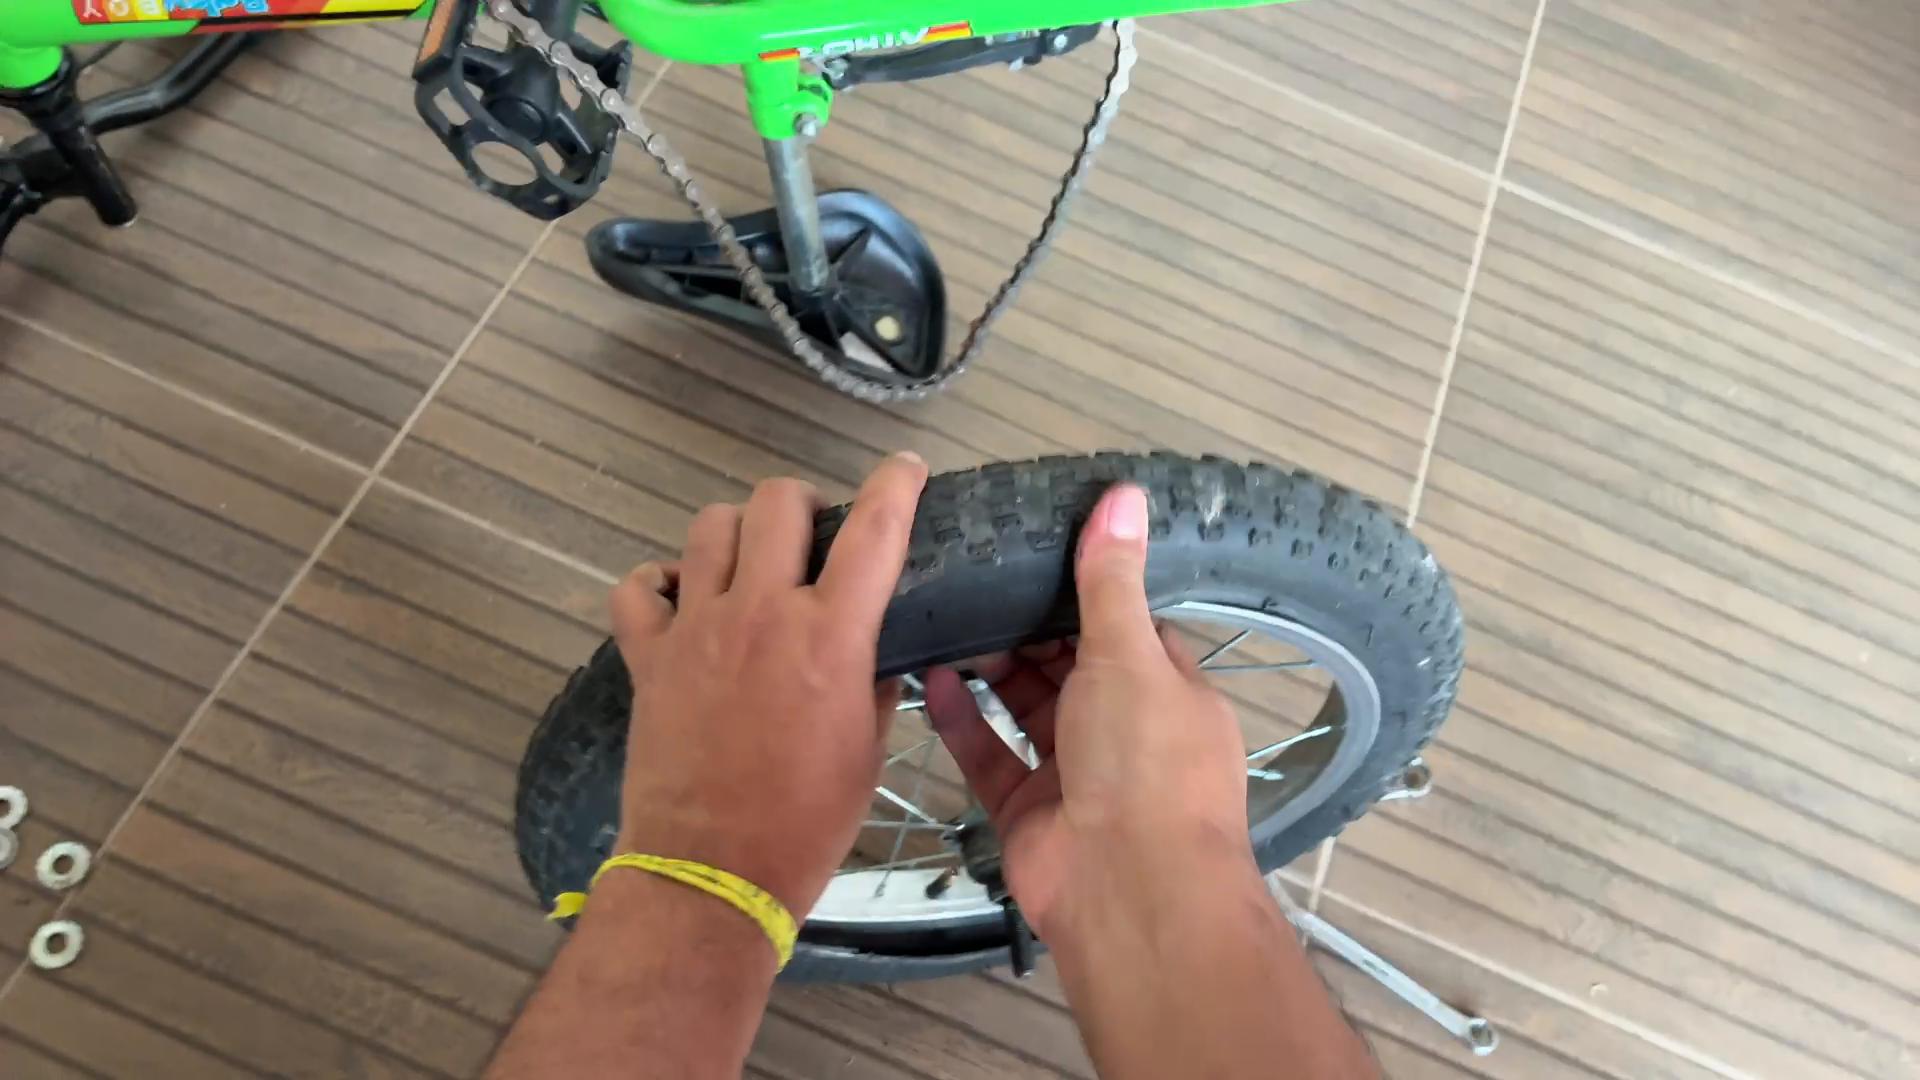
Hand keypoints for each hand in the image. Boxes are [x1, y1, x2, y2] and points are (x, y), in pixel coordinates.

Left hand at [609, 453, 928, 915]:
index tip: (906, 466)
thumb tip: (871, 651)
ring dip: (738, 532)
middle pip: (776, 503)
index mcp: (829, 635)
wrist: (714, 872)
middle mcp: (762, 612)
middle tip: (812, 535)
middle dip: (802, 502)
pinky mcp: (647, 655)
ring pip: (708, 527)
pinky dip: (659, 581)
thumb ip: (874, 681)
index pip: (873, 531)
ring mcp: (696, 628)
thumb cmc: (808, 818)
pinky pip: (638, 587)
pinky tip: (680, 598)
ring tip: (750, 563)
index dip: (896, 485)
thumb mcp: (868, 746)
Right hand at [923, 484, 1256, 940]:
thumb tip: (1126, 494)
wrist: (1127, 893)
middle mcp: (1124, 730)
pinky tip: (932, 678)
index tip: (1039, 558)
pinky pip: (991, 753)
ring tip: (947, 619)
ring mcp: (1074, 773)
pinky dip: (965, 719)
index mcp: (1166, 693)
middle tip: (977, 584)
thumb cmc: (1143, 761)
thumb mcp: (1129, 654)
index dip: (1087, 594)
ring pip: (1025, 707)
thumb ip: (1112, 579)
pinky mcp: (1028, 807)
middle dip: (1027, 629)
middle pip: (1069, 665)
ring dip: (992, 668)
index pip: (1127, 628)